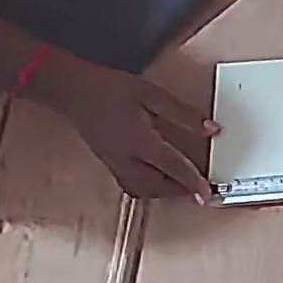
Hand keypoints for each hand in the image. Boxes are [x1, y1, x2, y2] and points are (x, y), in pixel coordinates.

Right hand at [29, 53, 219, 200]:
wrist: (70, 88)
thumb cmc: (110, 88)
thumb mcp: (152, 94)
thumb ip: (183, 114)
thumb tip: (212, 129)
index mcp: (139, 140)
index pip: (172, 167)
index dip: (193, 181)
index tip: (209, 194)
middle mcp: (125, 157)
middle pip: (157, 187)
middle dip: (181, 192)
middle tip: (201, 189)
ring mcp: (113, 163)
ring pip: (142, 190)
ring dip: (165, 193)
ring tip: (184, 186)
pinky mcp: (107, 163)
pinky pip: (130, 185)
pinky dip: (149, 189)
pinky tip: (159, 180)